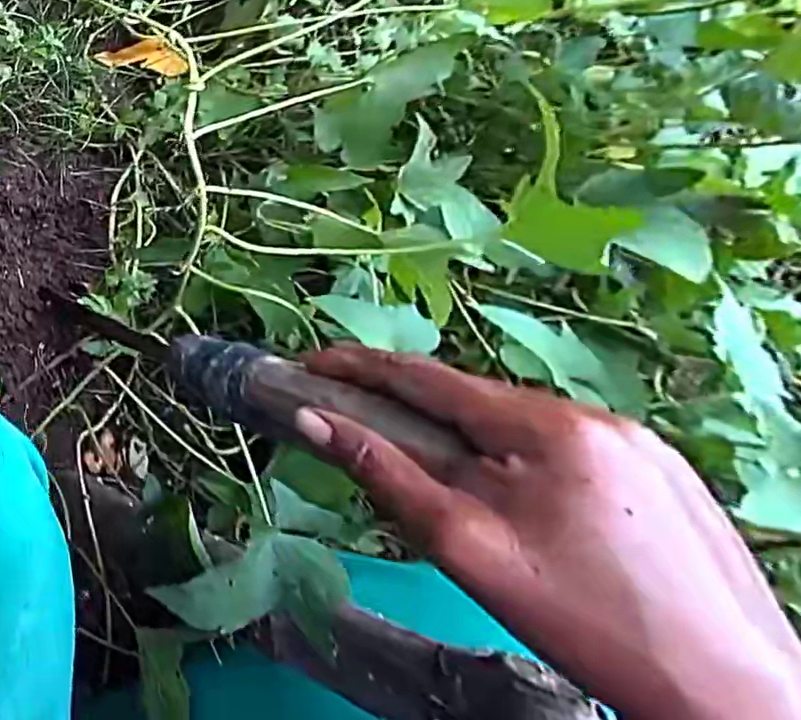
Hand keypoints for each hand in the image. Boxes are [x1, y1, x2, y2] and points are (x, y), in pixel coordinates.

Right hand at [293, 343, 800, 719]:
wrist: (744, 707)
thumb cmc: (584, 620)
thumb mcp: (461, 542)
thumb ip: (380, 469)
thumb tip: (310, 417)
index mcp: (550, 426)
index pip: (427, 376)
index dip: (356, 365)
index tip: (306, 364)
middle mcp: (598, 419)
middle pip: (469, 395)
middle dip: (402, 400)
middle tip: (347, 414)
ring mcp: (639, 445)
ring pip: (509, 417)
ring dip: (451, 426)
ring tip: (412, 453)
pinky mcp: (661, 474)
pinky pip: (552, 441)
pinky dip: (500, 446)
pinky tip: (490, 480)